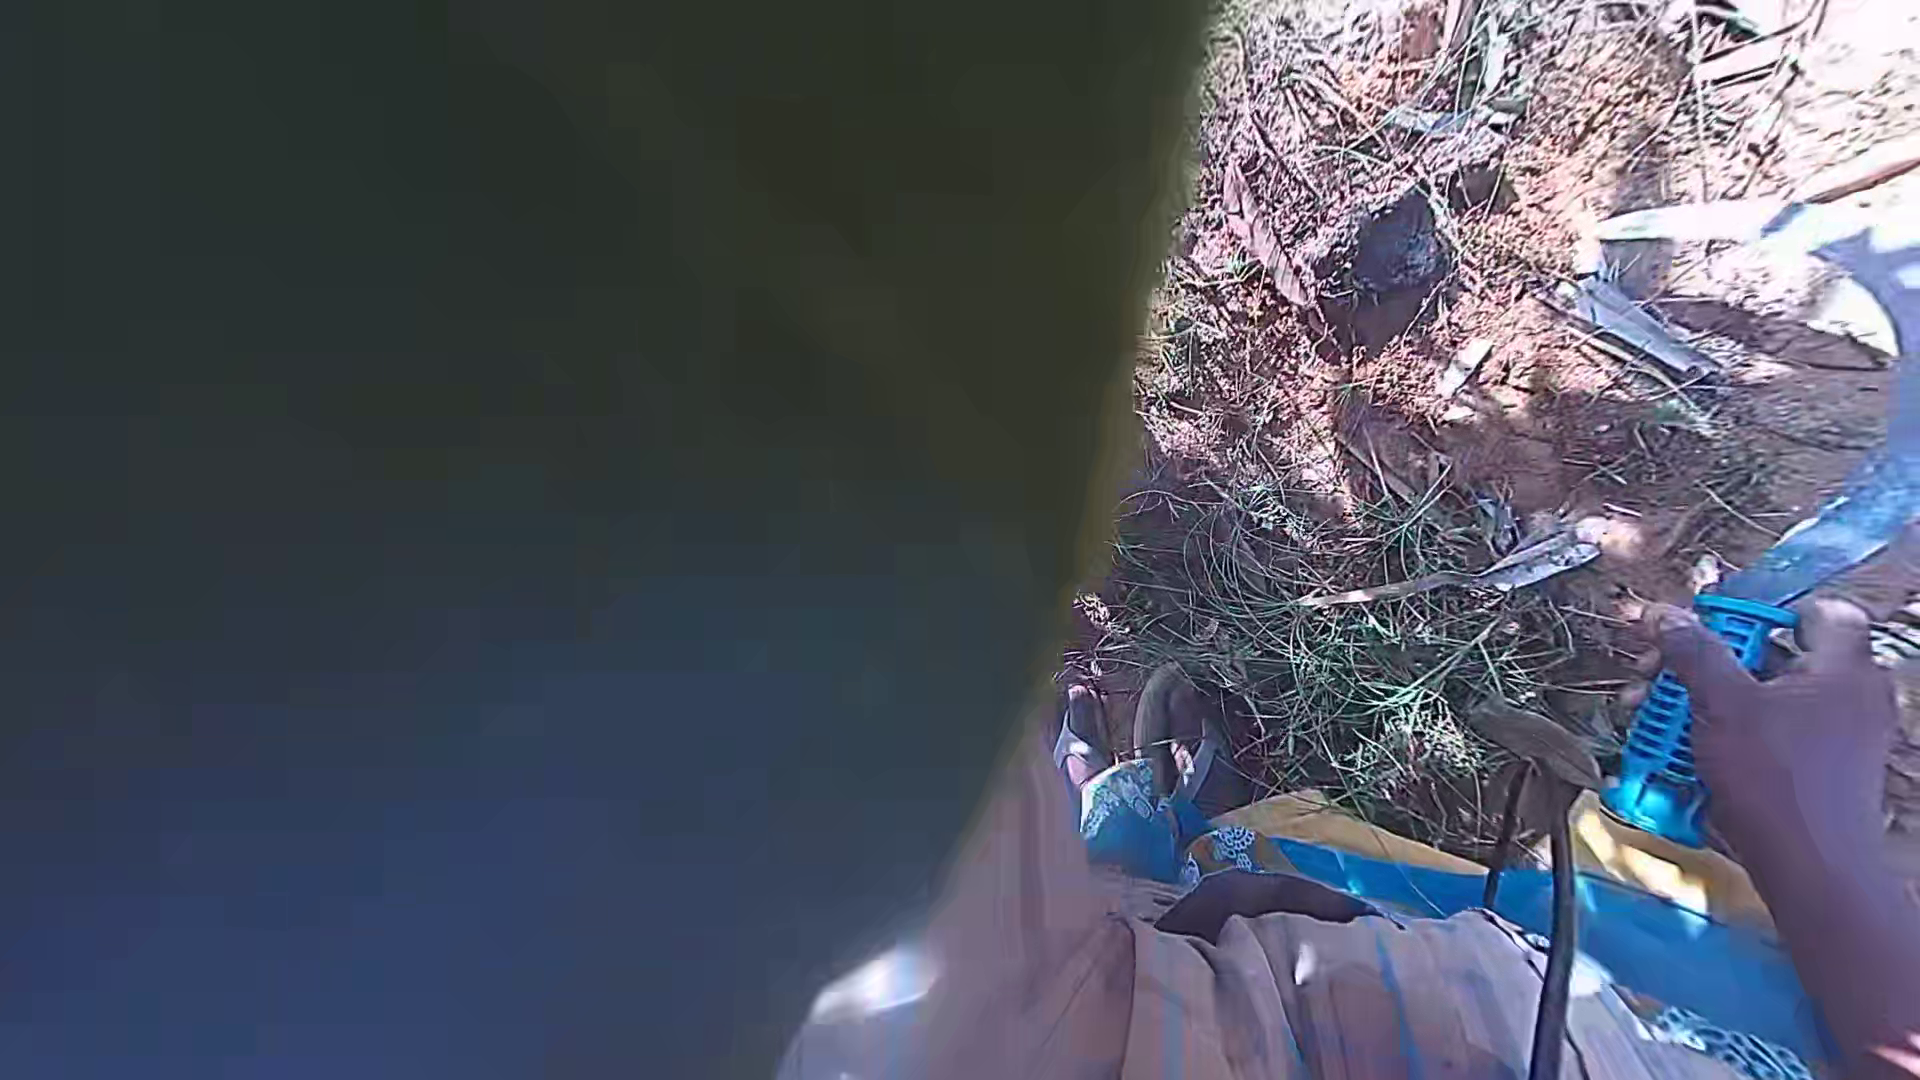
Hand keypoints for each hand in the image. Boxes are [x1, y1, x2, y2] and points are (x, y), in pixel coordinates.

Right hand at [1646, 597, 1895, 856]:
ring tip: (1644, 701)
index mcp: (1842, 672)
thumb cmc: (1772, 770)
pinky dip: (1698, 713)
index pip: (1818, 614)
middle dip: (1695, 652)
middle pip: (1758, 648)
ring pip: (1738, 681)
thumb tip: (1661, 611)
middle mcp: (1836, 691)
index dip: (1759, 609)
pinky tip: (1662, 726)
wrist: (1799, 851)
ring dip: (1683, 685)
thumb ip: (1693, 650)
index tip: (1702, 621)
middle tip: (1651, 664)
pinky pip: (1738, 713)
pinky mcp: (1788, 747)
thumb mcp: (1722, 701)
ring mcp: (1814, 722)